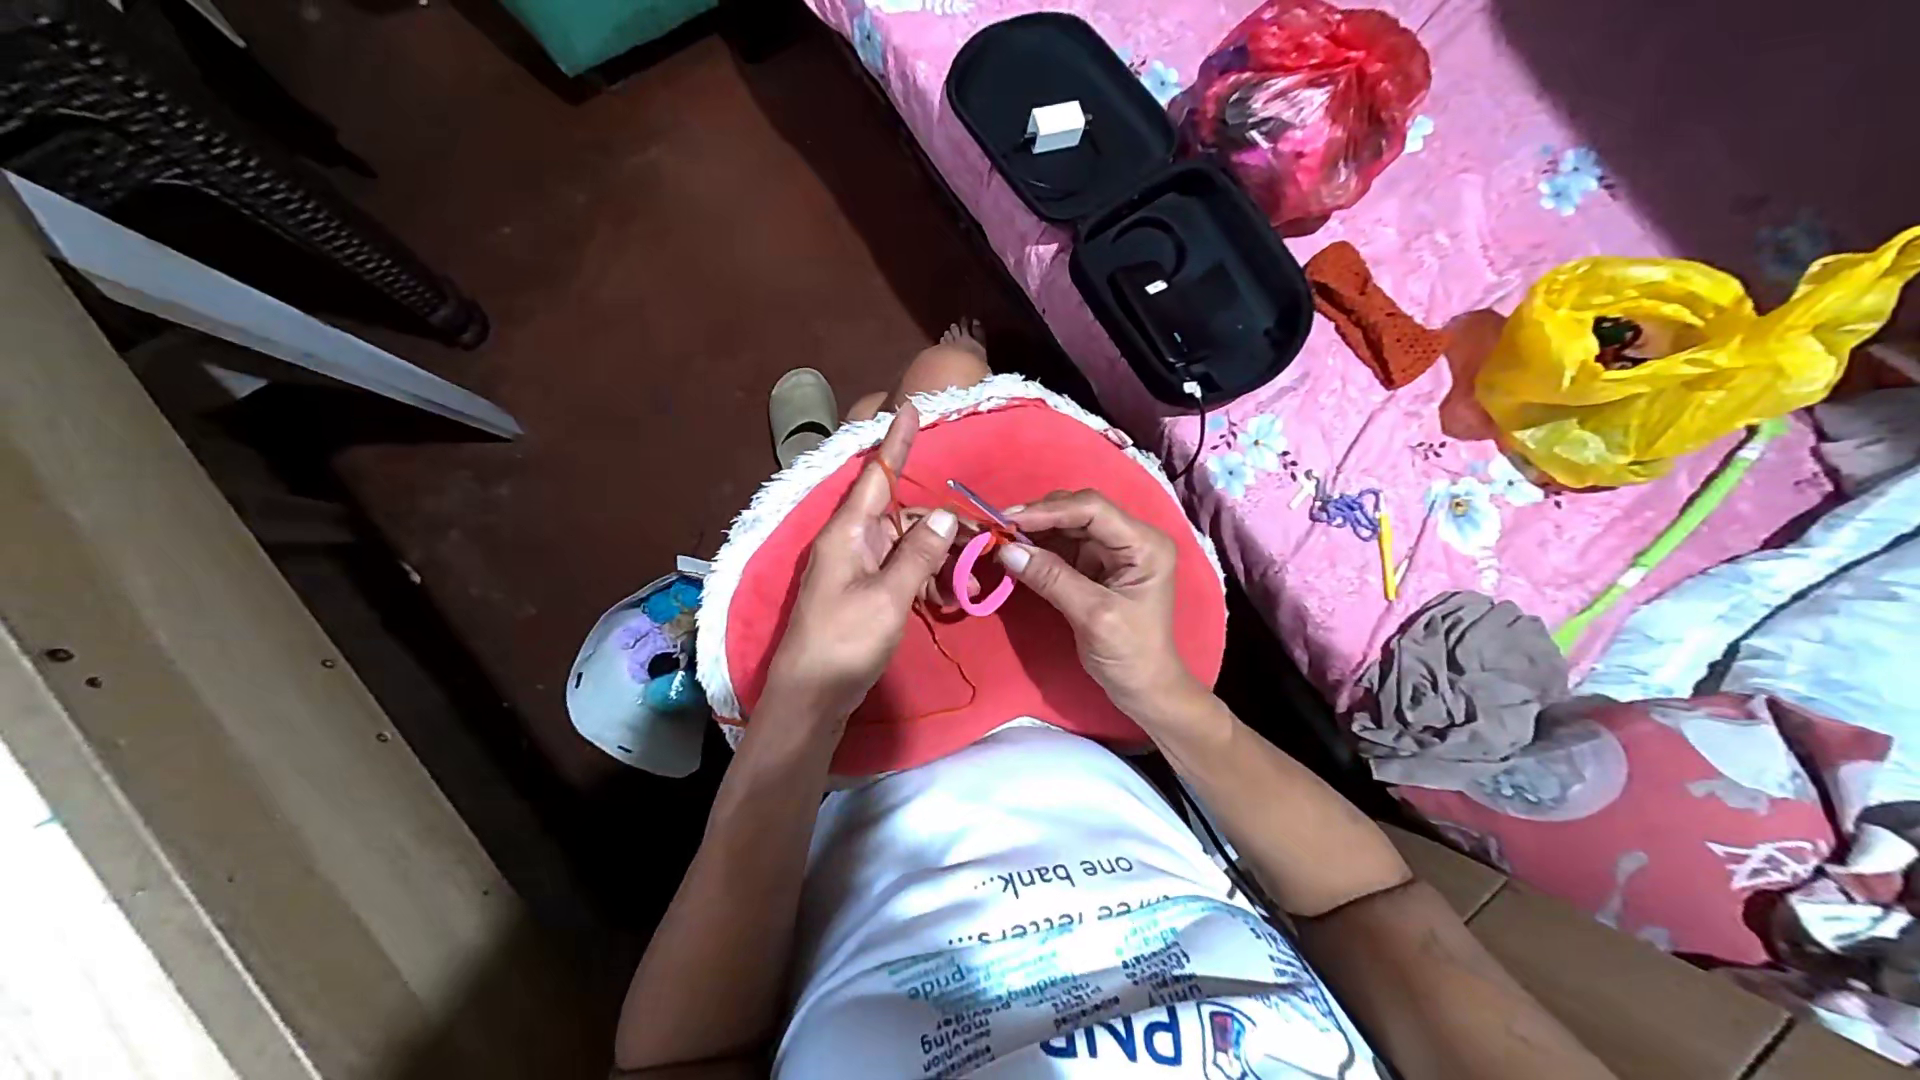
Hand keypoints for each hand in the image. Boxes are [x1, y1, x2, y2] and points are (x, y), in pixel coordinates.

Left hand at [763, 402, 959, 722]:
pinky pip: (904, 571)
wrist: (813, 696)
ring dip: (941, 560)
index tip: (912, 409)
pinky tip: (952, 599)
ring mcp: (859, 567)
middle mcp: (852, 541)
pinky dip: (928, 581)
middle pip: (904, 515)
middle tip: (982, 541)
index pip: (876, 474)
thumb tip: (946, 516)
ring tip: (969, 587)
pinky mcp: (866, 591)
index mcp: (848, 532)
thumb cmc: (844, 642)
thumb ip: (918, 554)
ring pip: (909, 545)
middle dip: (943, 526)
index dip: (896, 442)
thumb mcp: (888, 596)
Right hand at [997, 490, 1204, 720]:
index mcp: (1144, 544)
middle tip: (998, 527)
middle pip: (1079, 510)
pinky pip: (1062, 545)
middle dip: (1039, 516)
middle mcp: (1130, 538)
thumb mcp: (1092, 616)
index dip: (1050, 510)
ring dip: (1034, 529)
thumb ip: (1052, 578)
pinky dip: (1038, 546)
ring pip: (1067, 525)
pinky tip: (1015, 550)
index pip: (1093, 510)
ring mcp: (1112, 551)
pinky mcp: (1095, 565)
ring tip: (1001, 536)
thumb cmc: (1130, 654)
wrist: (1144, 687)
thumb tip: (1006, 550)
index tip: (1010, 519)